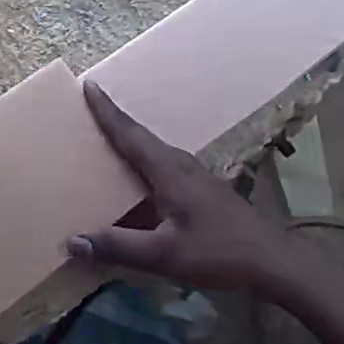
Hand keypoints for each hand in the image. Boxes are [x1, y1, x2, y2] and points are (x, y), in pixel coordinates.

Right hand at [67, 80, 301, 297]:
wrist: (271, 258)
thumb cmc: (218, 252)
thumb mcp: (164, 255)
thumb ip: (119, 247)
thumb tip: (73, 241)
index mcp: (168, 171)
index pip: (130, 134)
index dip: (107, 111)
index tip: (90, 85)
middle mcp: (179, 163)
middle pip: (139, 136)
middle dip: (113, 119)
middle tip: (88, 106)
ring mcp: (193, 173)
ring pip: (152, 149)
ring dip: (128, 139)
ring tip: (104, 136)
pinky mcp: (199, 186)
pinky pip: (161, 163)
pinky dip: (141, 159)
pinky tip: (136, 176)